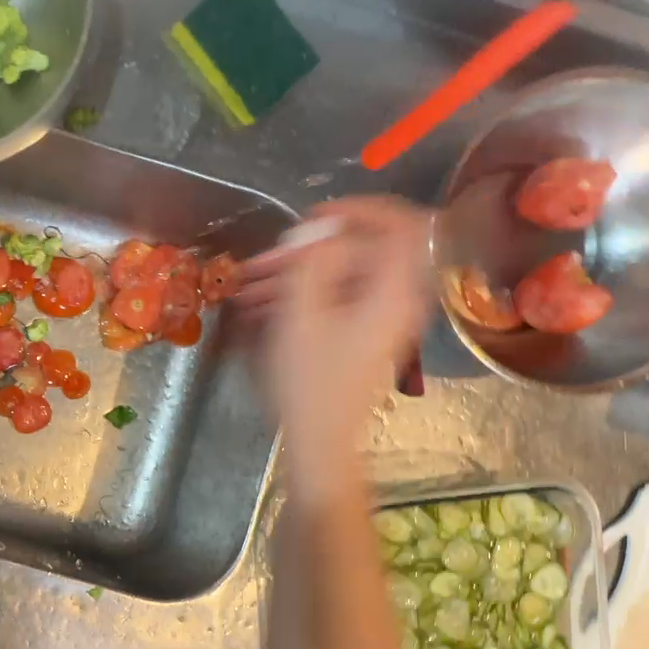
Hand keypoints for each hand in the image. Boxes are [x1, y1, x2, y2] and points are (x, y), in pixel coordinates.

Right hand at [233, 196, 432, 496]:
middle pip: (362, 251)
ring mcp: (380, 318)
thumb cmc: (309, 381)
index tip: (311, 216)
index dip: (356, 209)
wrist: (319, 439)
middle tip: (263, 260)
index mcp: (394, 289)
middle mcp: (397, 298)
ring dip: (297, 273)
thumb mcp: (301, 315)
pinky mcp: (361, 335)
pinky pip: (336, 299)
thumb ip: (312, 262)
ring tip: (249, 285)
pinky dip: (303, 295)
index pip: (398, 223)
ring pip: (343, 276)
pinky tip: (263, 306)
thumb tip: (319, 229)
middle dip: (308, 249)